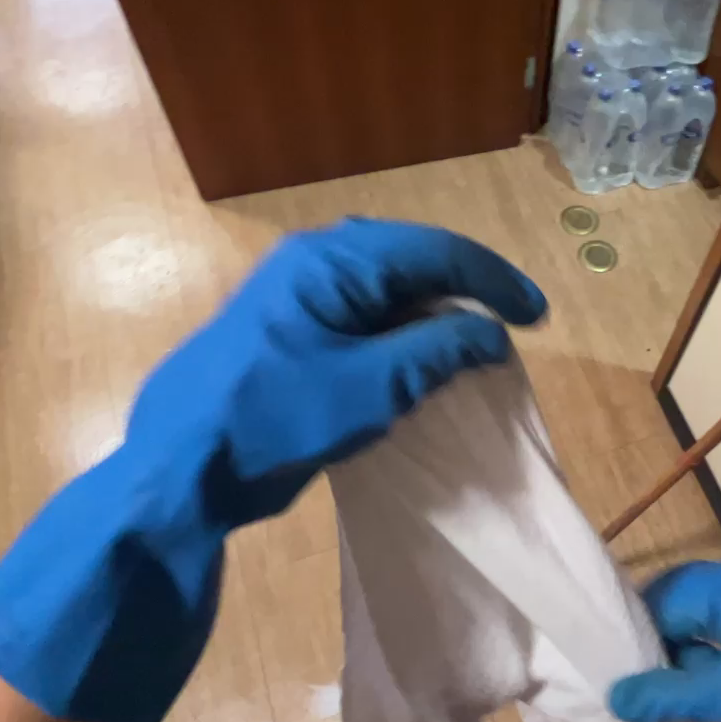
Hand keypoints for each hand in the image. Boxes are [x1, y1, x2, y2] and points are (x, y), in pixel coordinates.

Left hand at [0, 218, 546, 721]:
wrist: (183, 470)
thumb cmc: (279, 420)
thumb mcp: (374, 386)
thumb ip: (442, 350)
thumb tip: (492, 334)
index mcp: (335, 259)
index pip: (436, 252)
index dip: (494, 282)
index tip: (537, 317)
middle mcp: (316, 259)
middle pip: (413, 258)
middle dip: (468, 288)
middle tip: (512, 320)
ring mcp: (298, 290)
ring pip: (389, 285)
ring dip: (436, 308)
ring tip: (476, 337)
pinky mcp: (292, 324)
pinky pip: (364, 310)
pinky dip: (403, 327)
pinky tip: (421, 352)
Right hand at [610, 561, 720, 721]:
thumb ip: (671, 692)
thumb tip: (614, 696)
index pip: (655, 597)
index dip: (630, 630)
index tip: (610, 666)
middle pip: (675, 606)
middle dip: (653, 644)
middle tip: (632, 683)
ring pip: (700, 623)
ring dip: (680, 655)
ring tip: (660, 691)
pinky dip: (707, 660)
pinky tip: (703, 689)